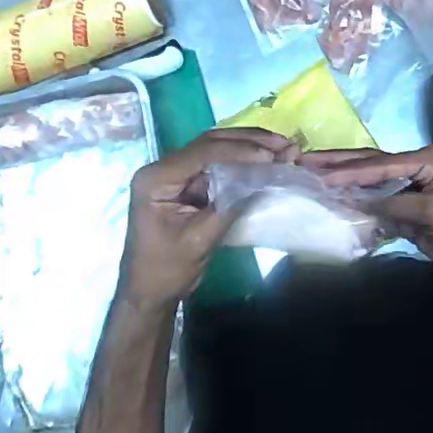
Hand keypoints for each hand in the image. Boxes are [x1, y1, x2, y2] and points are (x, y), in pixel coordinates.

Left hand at [122, 127, 296, 309]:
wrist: (150, 292)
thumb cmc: (167, 268)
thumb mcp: (199, 239)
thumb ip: (229, 206)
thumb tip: (263, 179)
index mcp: (157, 178)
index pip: (202, 153)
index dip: (238, 151)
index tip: (270, 156)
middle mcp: (163, 167)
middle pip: (209, 142)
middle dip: (248, 140)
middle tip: (282, 143)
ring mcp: (176, 173)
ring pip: (215, 147)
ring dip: (248, 144)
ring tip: (280, 146)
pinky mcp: (189, 182)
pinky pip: (217, 162)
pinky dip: (242, 159)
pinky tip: (265, 158)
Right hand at [301, 145, 432, 298]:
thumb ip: (397, 204)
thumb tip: (358, 199)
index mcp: (429, 161)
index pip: (380, 163)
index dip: (348, 170)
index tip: (317, 173)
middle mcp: (418, 170)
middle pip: (372, 165)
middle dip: (338, 165)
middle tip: (303, 161)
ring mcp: (413, 192)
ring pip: (372, 184)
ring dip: (344, 183)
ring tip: (312, 179)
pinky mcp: (410, 215)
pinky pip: (379, 206)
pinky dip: (358, 205)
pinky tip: (337, 205)